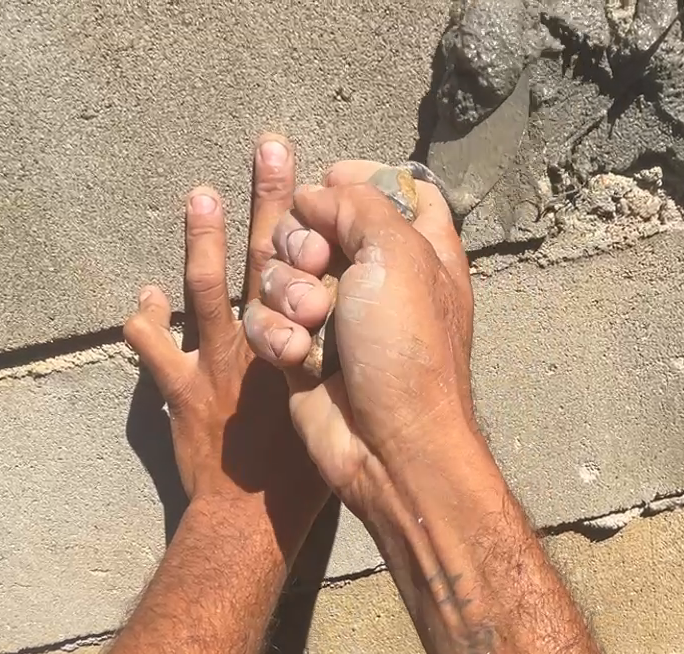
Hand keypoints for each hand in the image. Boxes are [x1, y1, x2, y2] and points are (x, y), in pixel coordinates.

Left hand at [124, 136, 328, 558]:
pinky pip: (152, 345)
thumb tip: (358, 355)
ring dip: (200, 239)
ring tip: (198, 194)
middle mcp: (265, 344)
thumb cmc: (307, 479)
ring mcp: (217, 362)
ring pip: (205, 288)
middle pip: (268, 259)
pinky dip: (143, 319)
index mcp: (308, 350)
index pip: (316, 272)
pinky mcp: (180, 388)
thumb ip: (343, 382)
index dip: (315, 223)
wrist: (252, 521)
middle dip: (272, 199)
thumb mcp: (341, 424)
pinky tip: (142, 299)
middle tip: (269, 147)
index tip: (321, 177)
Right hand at [240, 160, 477, 521]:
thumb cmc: (407, 349)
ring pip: (279, 271)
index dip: (359, 178)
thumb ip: (357, 204)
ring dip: (286, 291)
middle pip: (317, 224)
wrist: (390, 445)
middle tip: (314, 263)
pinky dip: (275, 334)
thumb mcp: (398, 254)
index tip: (332, 182)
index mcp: (419, 250)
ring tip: (312, 321)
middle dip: (302, 239)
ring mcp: (337, 317)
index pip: (396, 189)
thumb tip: (317, 195)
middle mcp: (377, 280)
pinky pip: (264, 321)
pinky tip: (296, 357)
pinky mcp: (301, 352)